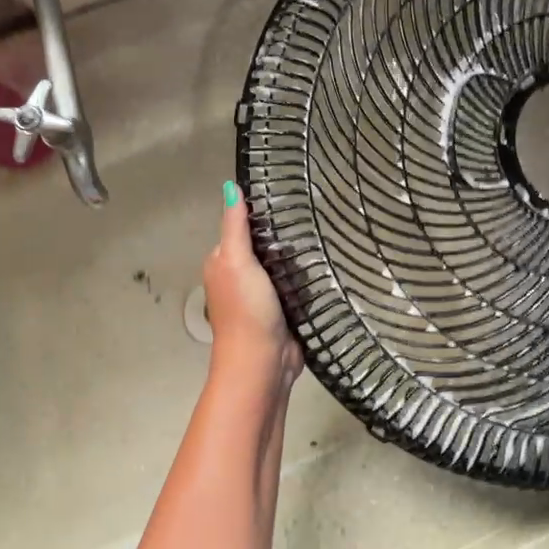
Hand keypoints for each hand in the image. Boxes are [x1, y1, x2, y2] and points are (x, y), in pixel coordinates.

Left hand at [205, 181, 303, 390]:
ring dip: (298, 255)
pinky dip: (307, 276)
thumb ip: (235, 226)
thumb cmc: (246, 309)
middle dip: (284, 234)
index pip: (242, 227)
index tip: (289, 193)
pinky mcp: (284, 309)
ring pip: (283, 264)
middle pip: (265, 245)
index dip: (261, 212)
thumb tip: (230, 186)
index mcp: (223, 263)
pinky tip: (324, 263)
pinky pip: (297, 284)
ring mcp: (263, 295)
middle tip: (314, 213)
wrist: (262, 362)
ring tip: (325, 232)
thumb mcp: (236, 261)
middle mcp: (240, 277)